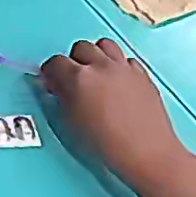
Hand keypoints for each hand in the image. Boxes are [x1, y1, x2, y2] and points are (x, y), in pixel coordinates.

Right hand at [39, 38, 189, 188]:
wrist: (145, 152)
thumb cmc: (106, 142)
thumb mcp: (71, 120)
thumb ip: (62, 96)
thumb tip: (58, 86)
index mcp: (79, 78)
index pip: (55, 62)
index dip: (51, 71)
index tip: (51, 79)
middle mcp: (102, 66)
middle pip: (81, 47)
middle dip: (73, 60)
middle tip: (72, 76)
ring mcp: (124, 68)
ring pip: (105, 45)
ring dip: (96, 54)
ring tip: (95, 72)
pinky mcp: (142, 74)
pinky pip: (126, 59)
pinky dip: (118, 64)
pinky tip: (116, 80)